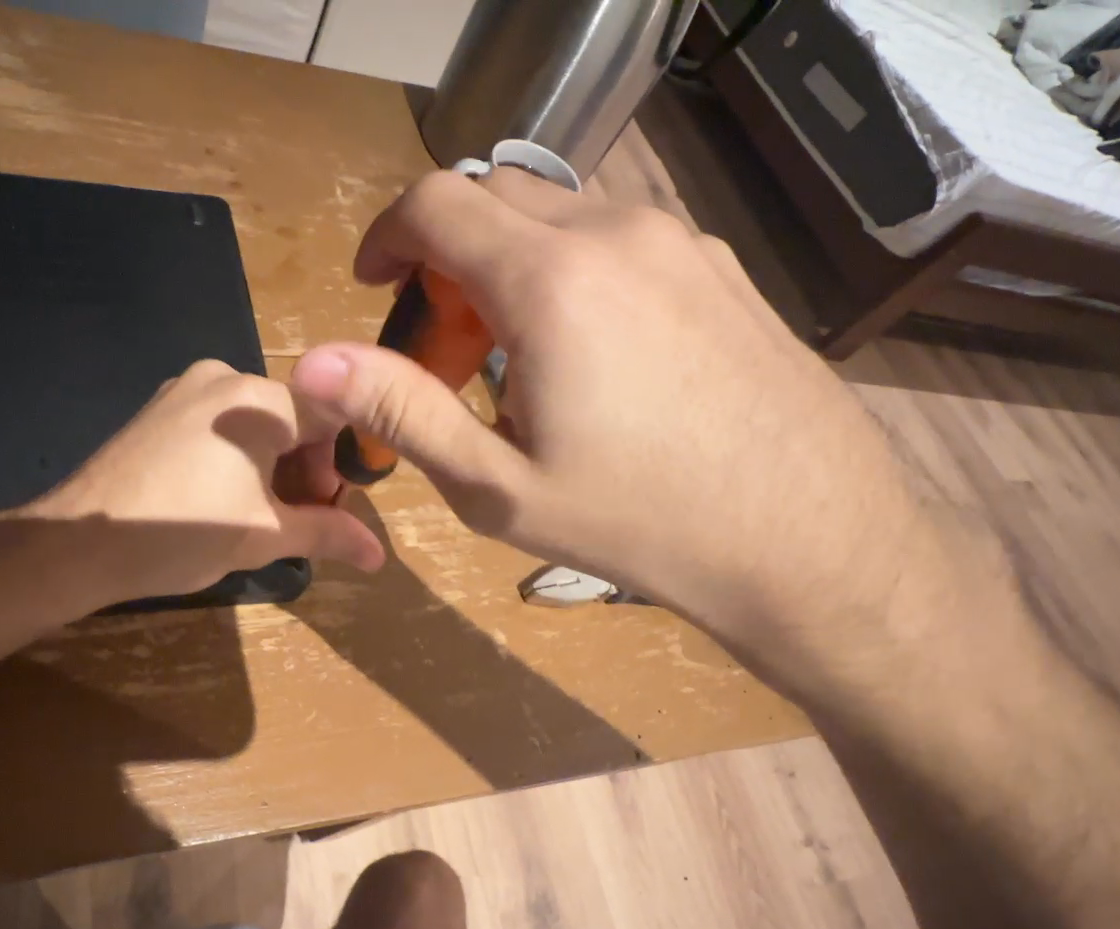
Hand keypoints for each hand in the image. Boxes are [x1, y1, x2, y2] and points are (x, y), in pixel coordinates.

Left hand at [22, 359, 384, 605]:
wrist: (77, 542)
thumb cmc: (181, 534)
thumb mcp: (263, 536)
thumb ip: (327, 533)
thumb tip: (379, 556)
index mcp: (257, 398)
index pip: (332, 416)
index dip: (340, 466)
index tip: (330, 508)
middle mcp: (222, 377)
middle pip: (291, 416)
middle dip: (304, 469)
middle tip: (295, 521)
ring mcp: (183, 389)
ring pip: (253, 422)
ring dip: (271, 466)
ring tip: (257, 516)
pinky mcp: (156, 410)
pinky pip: (217, 425)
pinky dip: (235, 457)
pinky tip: (219, 499)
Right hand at [289, 169, 994, 689]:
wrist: (808, 539)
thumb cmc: (636, 522)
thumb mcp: (495, 485)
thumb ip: (400, 409)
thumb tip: (311, 362)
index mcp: (550, 280)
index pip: (435, 202)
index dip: (386, 236)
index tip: (375, 286)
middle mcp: (616, 233)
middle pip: (492, 197)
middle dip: (444, 256)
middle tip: (443, 346)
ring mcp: (679, 241)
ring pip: (556, 213)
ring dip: (506, 264)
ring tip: (513, 360)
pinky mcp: (719, 265)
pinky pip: (615, 237)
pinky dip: (568, 271)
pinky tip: (588, 358)